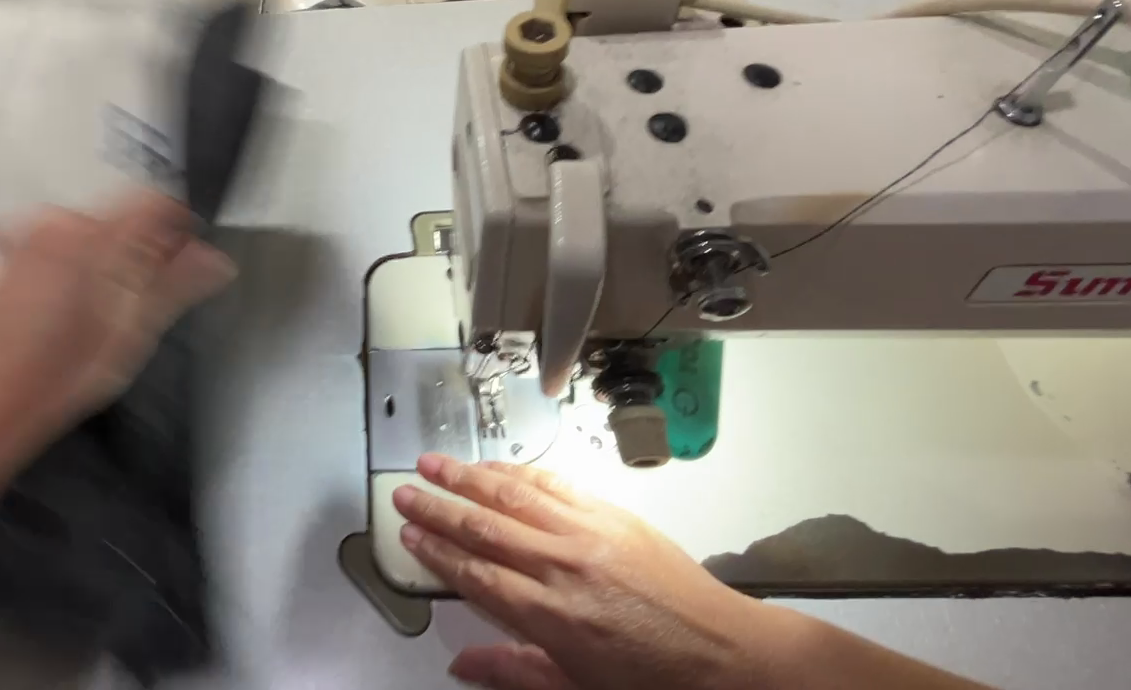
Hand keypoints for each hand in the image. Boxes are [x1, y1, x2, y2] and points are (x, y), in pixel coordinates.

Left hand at [0, 192, 236, 449]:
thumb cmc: (54, 373)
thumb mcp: (135, 331)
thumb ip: (178, 284)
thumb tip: (215, 259)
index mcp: (98, 236)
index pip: (157, 201)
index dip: (182, 225)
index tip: (191, 254)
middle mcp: (61, 224)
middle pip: (124, 218)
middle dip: (147, 250)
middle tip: (154, 297)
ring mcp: (30, 237)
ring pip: (93, 235)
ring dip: (112, 261)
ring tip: (111, 314)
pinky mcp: (9, 254)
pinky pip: (61, 247)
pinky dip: (79, 269)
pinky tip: (75, 314)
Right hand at [394, 454, 793, 689]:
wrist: (726, 655)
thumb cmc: (652, 682)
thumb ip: (514, 671)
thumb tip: (460, 663)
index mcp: (551, 616)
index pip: (475, 575)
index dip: (436, 551)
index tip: (408, 533)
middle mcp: (561, 565)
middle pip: (483, 526)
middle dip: (438, 506)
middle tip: (404, 491)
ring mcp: (585, 532)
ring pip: (511, 493)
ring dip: (467, 476)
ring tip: (434, 462)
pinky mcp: (609, 512)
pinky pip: (553, 482)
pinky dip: (517, 470)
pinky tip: (494, 465)